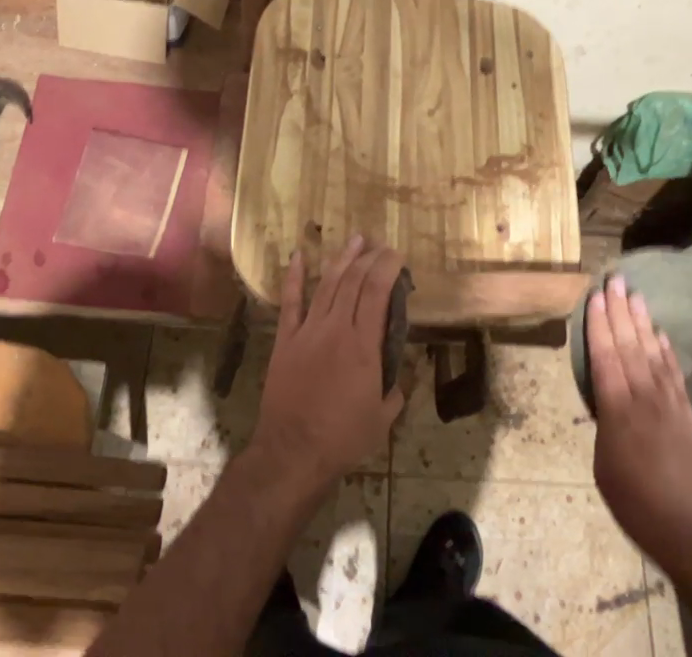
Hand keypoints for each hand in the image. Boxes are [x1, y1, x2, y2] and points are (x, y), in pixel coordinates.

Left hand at [251, 236, 406, 488]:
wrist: (292, 451)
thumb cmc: (343, 438)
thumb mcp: (384, 416)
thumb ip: (397, 386)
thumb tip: (406, 366)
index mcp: (364, 345)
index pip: (377, 292)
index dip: (388, 267)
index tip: (397, 255)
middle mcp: (336, 328)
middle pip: (353, 281)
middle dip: (369, 258)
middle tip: (380, 245)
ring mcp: (307, 332)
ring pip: (327, 285)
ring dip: (342, 259)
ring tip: (354, 240)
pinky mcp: (285, 341)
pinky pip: (290, 302)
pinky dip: (295, 277)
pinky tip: (298, 256)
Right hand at [588, 275, 691, 566]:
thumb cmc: (636, 503)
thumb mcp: (603, 465)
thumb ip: (604, 427)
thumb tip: (605, 404)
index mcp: (618, 411)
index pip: (606, 357)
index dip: (598, 326)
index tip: (594, 296)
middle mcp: (645, 399)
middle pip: (630, 346)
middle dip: (620, 312)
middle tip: (615, 280)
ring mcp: (670, 405)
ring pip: (653, 353)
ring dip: (643, 323)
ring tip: (636, 296)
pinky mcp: (687, 416)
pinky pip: (673, 374)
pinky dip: (666, 351)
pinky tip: (660, 336)